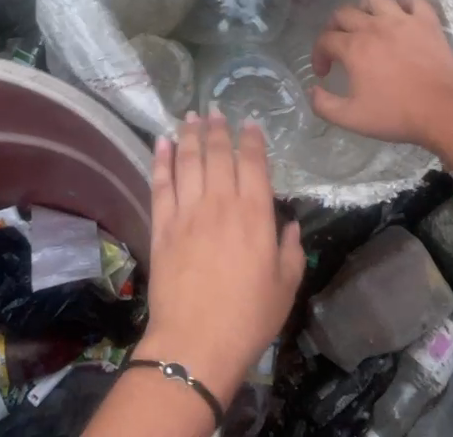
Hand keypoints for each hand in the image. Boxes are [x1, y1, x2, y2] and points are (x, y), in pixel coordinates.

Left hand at [136, 110, 303, 405]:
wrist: (195, 342)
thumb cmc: (248, 318)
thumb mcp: (285, 287)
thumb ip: (292, 251)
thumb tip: (291, 224)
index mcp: (255, 214)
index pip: (253, 163)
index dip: (251, 139)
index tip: (248, 123)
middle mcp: (220, 202)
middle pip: (217, 154)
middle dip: (217, 129)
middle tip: (215, 110)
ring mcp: (187, 211)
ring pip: (188, 160)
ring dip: (190, 134)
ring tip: (191, 116)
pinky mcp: (162, 226)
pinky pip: (161, 183)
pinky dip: (161, 159)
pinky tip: (162, 143)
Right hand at [310, 0, 452, 146]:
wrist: (443, 112)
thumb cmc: (397, 115)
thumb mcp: (352, 118)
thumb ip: (324, 105)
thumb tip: (312, 90)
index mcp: (354, 48)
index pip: (325, 39)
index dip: (319, 54)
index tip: (324, 72)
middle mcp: (374, 27)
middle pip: (344, 13)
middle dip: (334, 27)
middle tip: (339, 44)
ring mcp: (402, 20)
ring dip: (365, 7)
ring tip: (367, 22)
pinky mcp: (427, 22)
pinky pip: (413, 0)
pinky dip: (404, 4)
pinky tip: (401, 17)